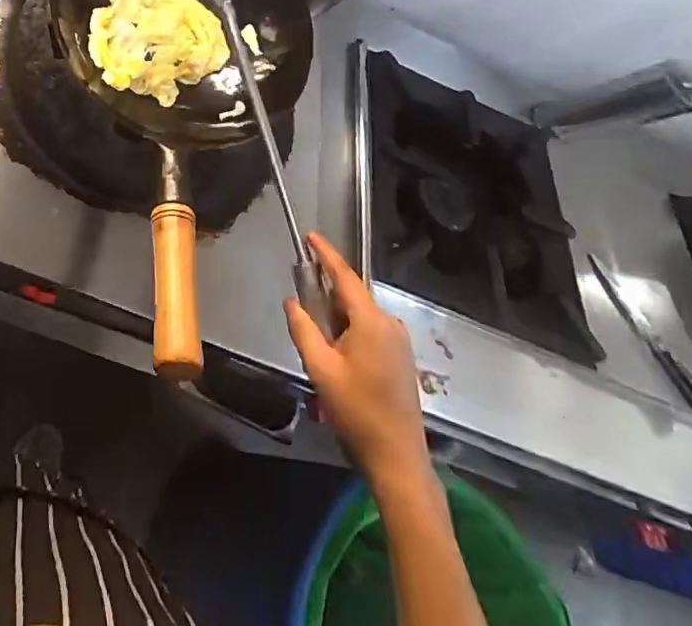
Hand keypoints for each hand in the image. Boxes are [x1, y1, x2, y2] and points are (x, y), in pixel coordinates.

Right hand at [285, 232, 428, 481]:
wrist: (397, 454)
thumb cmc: (357, 410)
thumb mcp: (320, 369)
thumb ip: (303, 329)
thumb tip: (292, 302)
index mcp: (372, 322)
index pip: (345, 277)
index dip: (326, 254)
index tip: (311, 236)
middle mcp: (389, 324)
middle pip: (351, 297)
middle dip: (325, 297)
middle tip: (302, 310)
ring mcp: (398, 340)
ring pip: (358, 316)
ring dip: (335, 320)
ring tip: (318, 347)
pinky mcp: (400, 356)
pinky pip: (369, 330)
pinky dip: (348, 332)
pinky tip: (336, 356)